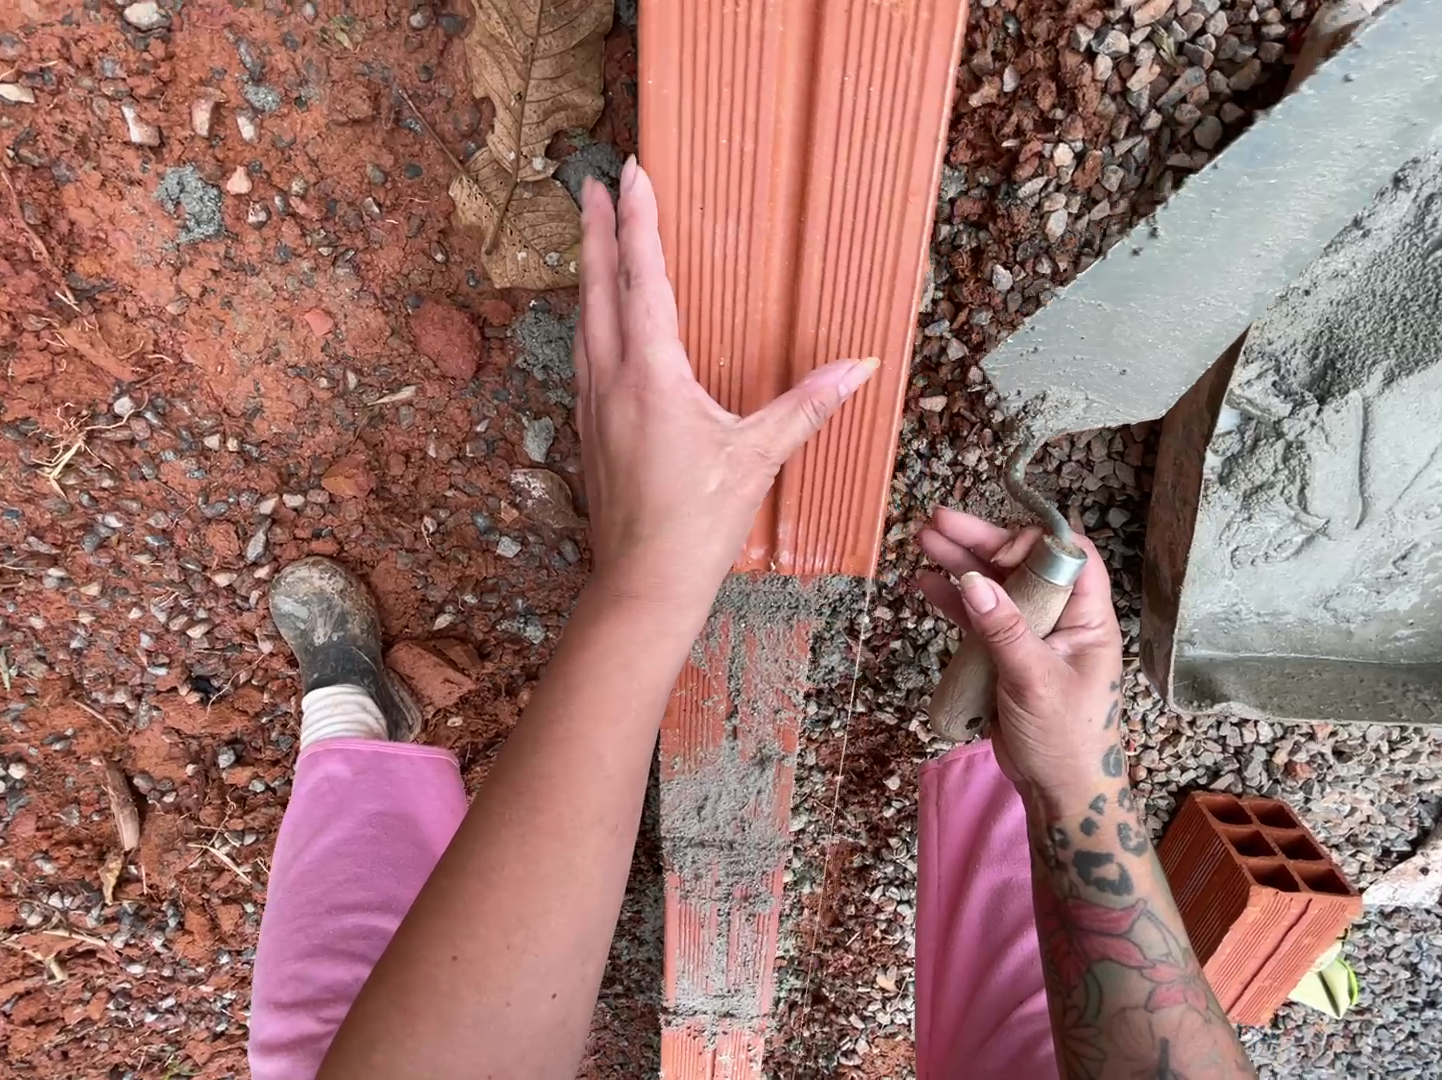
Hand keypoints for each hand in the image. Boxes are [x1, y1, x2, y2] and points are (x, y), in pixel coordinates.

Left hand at [574, 158, 879, 604]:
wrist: (645, 582)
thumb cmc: (698, 523)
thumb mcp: (757, 458)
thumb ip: (805, 405)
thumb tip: (858, 367)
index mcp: (651, 377)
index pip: (642, 279)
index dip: (638, 222)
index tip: (630, 175)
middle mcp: (611, 383)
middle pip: (597, 290)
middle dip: (594, 233)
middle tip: (588, 187)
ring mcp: (592, 408)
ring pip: (583, 325)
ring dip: (586, 277)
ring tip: (589, 245)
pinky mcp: (589, 433)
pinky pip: (583, 361)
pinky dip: (588, 326)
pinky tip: (596, 331)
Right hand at [917, 507, 1123, 803]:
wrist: (1057, 789)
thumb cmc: (1065, 736)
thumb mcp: (1036, 681)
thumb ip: (1005, 631)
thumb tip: (973, 582)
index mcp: (1086, 617)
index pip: (1069, 558)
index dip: (1032, 542)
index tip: (996, 548)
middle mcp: (1057, 616)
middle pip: (1020, 564)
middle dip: (981, 540)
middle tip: (937, 521)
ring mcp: (1027, 633)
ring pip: (992, 585)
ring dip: (959, 562)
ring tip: (923, 539)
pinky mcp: (1001, 651)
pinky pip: (975, 616)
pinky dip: (951, 598)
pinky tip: (925, 582)